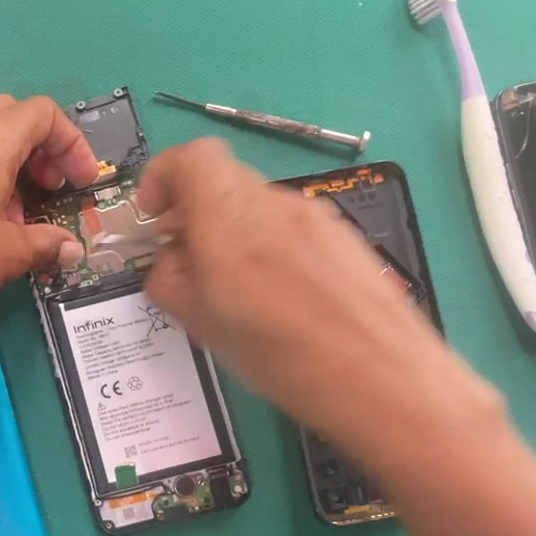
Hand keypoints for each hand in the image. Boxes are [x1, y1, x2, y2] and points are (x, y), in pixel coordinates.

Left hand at [0, 95, 98, 337]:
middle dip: (38, 149)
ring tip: (13, 219)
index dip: (72, 144)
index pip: (43, 114)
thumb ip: (46, 244)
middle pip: (10, 118)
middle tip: (47, 189)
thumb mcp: (11, 253)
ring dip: (7, 168)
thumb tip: (68, 249)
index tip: (81, 182)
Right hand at [135, 138, 504, 465]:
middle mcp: (273, 204)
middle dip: (191, 213)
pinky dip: (264, 246)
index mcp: (230, 219)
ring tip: (229, 289)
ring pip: (254, 206)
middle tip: (183, 260)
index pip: (191, 157)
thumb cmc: (281, 356)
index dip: (162, 177)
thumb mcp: (202, 325)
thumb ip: (169, 282)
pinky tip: (272, 297)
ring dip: (228, 232)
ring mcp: (315, 217)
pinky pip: (287, 226)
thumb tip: (168, 263)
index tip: (154, 216)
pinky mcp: (343, 236)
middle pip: (221, 182)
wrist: (380, 378)